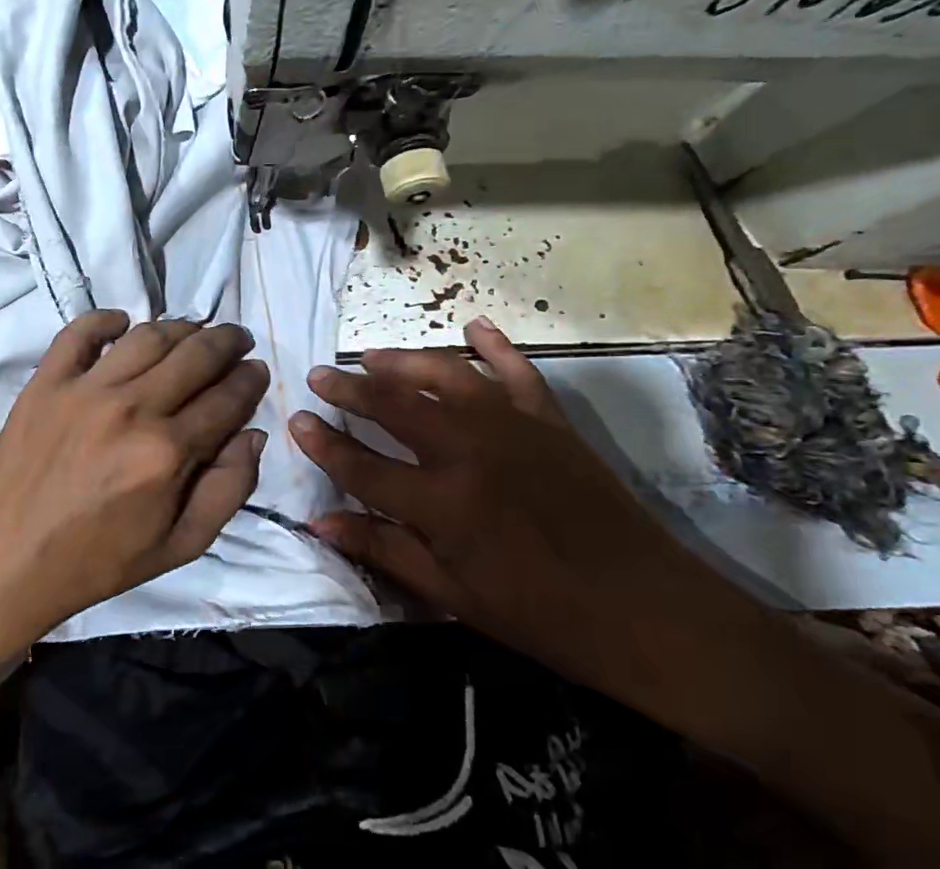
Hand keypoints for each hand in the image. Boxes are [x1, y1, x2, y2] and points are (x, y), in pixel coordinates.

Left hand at [0, 310, 269, 634]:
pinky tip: (122, 322)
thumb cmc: (100, 560)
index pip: (226, 398)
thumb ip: (230, 489)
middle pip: (195, 355)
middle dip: (227, 341)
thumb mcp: (182, 545)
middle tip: (237, 339)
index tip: (258, 369)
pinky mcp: (45, 383)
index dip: (250, 379)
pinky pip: (78, 333)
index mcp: (167, 452)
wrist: (12, 559)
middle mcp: (130, 409)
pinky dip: (104, 319)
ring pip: (146, 336)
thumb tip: (254, 433)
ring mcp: (83, 390)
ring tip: (193, 332)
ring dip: (181, 327)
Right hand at [291, 317, 734, 682]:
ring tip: (371, 355)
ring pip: (447, 377)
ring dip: (403, 361)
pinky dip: (496, 347)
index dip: (323, 443)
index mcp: (442, 503)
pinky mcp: (551, 422)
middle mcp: (471, 452)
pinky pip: (518, 373)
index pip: (363, 465)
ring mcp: (514, 429)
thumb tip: (319, 523)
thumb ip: (382, 549)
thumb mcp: (451, 592)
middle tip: (320, 374)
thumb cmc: (539, 613)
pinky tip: (475, 326)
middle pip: (396, 407)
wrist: (646, 610)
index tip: (294, 418)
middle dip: (350, 389)